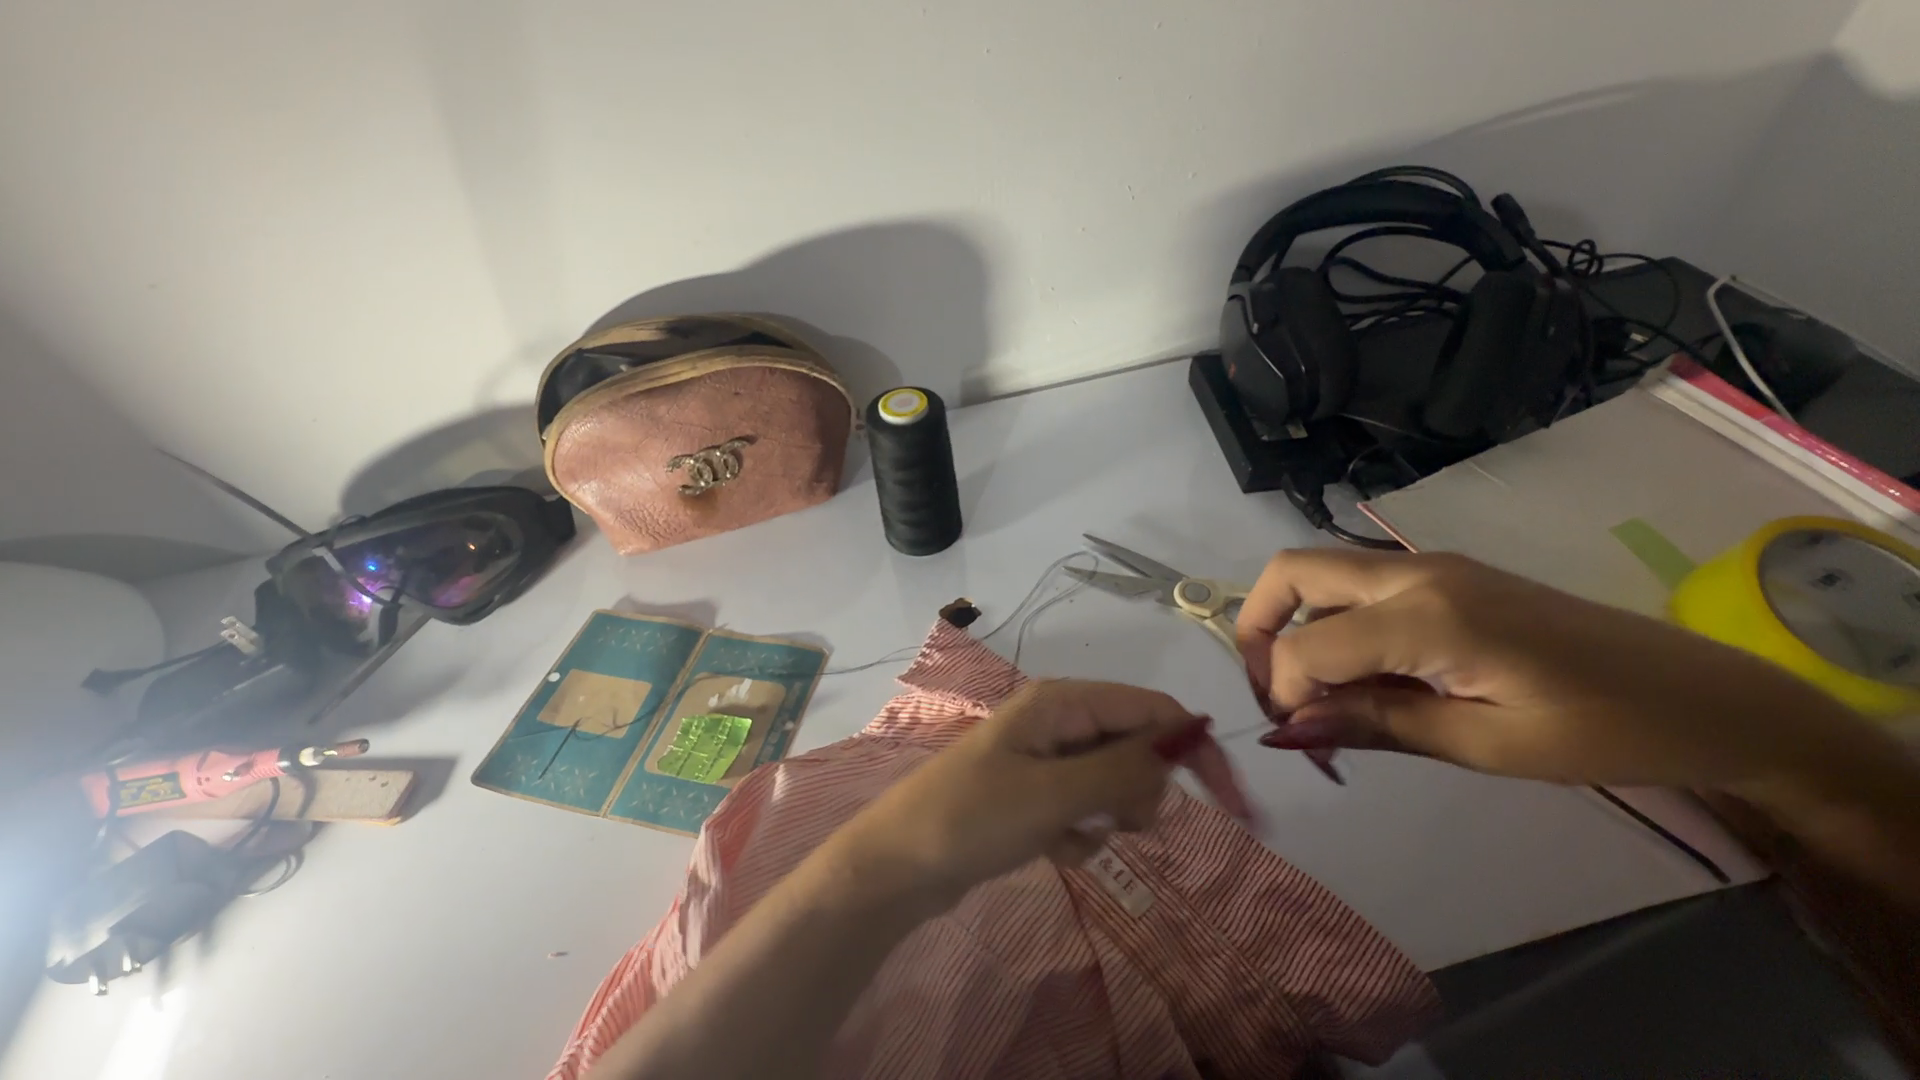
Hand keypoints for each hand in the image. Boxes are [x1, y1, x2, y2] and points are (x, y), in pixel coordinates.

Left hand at [828, 680, 1249, 913]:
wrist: (896, 869)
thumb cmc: (972, 819)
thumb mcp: (1054, 793)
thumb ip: (1124, 767)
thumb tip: (1185, 738)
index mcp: (1061, 702)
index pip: (1152, 709)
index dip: (1193, 748)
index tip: (1232, 802)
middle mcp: (1056, 721)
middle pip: (1136, 745)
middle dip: (1142, 789)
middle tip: (1119, 823)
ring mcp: (1043, 760)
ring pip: (1113, 782)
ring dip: (1110, 815)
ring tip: (1077, 837)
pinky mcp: (1033, 797)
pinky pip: (1084, 810)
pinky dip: (1081, 834)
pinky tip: (1054, 851)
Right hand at [1234, 548, 1899, 796]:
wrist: (1708, 698)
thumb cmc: (1604, 733)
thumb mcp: (1485, 745)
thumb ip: (1376, 724)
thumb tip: (1286, 729)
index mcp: (1429, 616)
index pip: (1306, 644)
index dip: (1280, 692)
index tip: (1298, 739)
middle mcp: (1417, 572)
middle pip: (1293, 572)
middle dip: (1258, 631)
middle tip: (1277, 696)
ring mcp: (1432, 566)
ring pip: (1320, 574)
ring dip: (1295, 627)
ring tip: (1320, 698)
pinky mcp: (1447, 576)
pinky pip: (1359, 588)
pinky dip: (1334, 626)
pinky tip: (1365, 681)